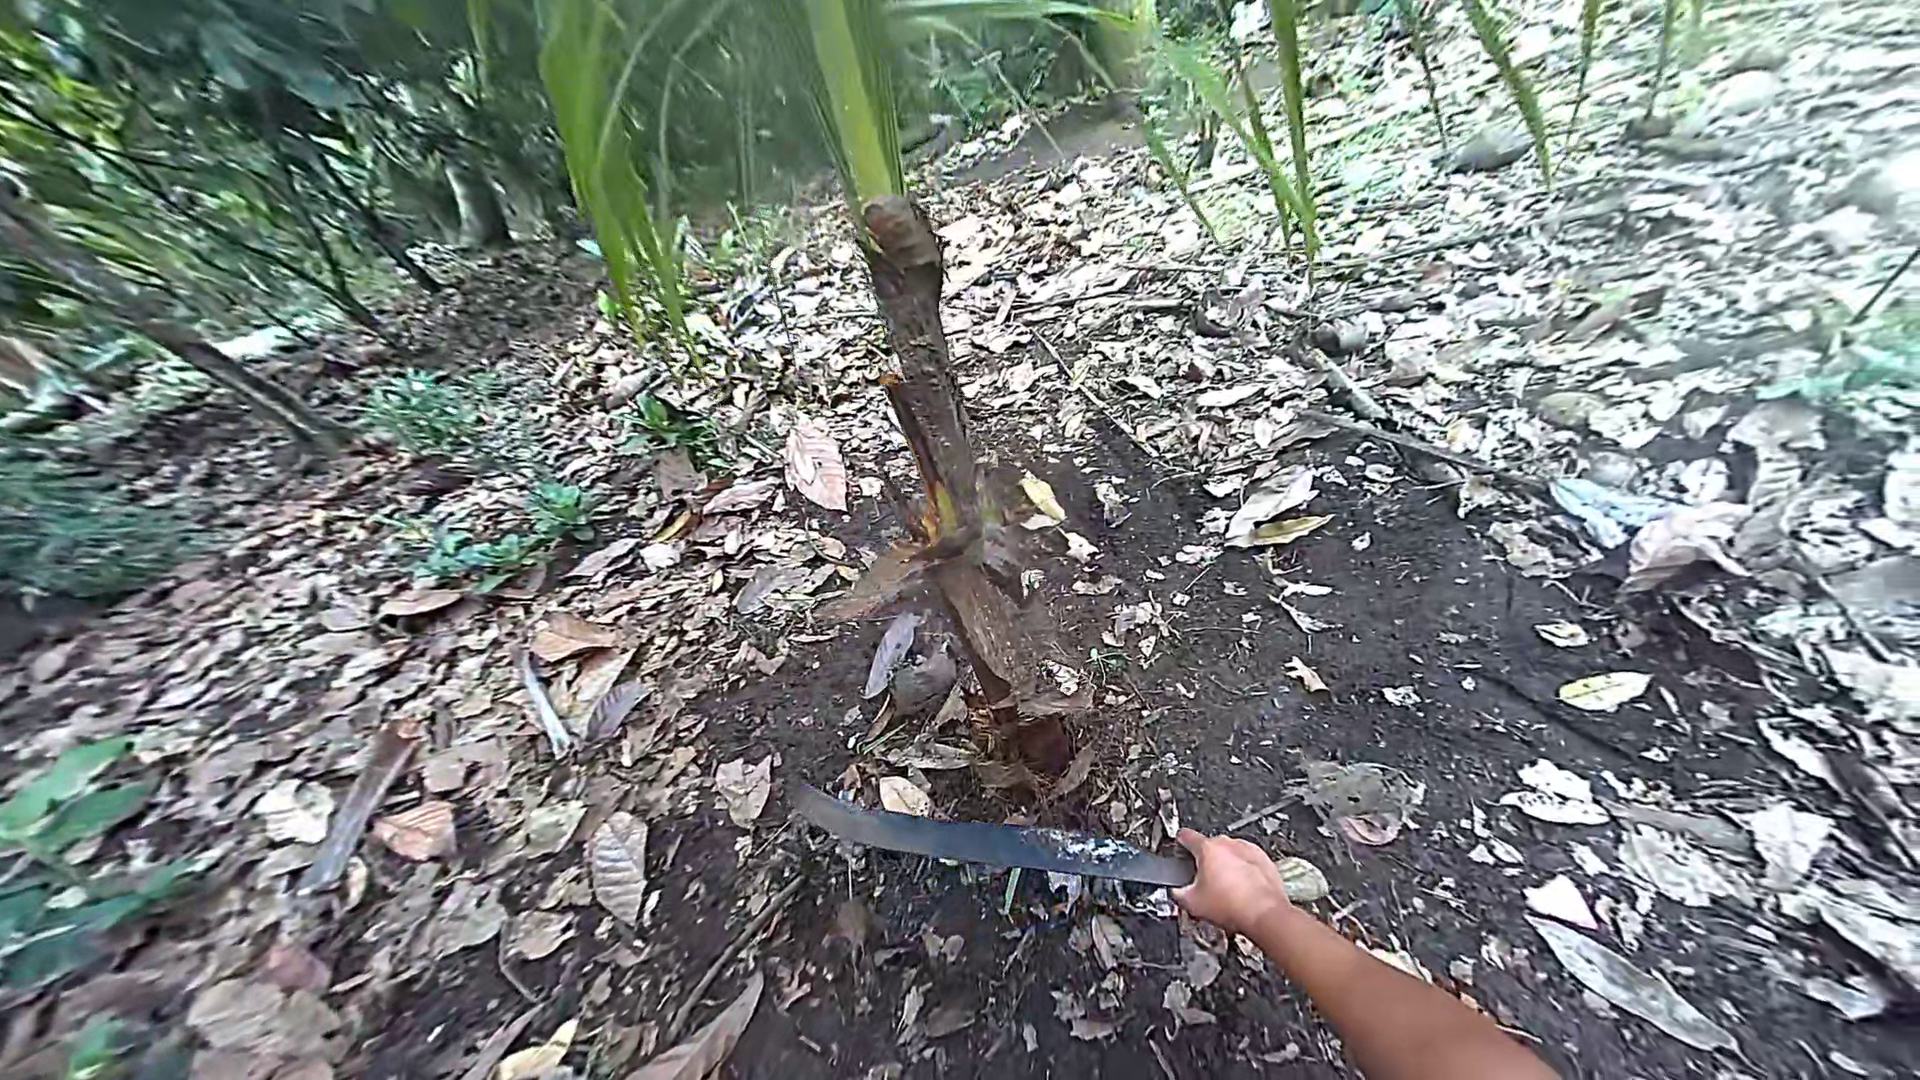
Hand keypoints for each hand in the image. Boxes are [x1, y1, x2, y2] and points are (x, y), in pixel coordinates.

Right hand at [1172, 829, 1293, 937]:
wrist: (1267, 916)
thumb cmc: (1234, 907)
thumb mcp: (1194, 904)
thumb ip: (1179, 892)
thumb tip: (1177, 892)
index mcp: (1206, 848)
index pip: (1185, 835)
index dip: (1180, 842)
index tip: (1181, 848)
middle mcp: (1226, 843)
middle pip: (1209, 846)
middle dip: (1206, 860)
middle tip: (1207, 881)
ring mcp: (1246, 849)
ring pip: (1229, 852)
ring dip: (1226, 863)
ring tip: (1228, 887)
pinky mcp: (1263, 859)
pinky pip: (1247, 859)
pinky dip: (1244, 868)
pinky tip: (1244, 887)